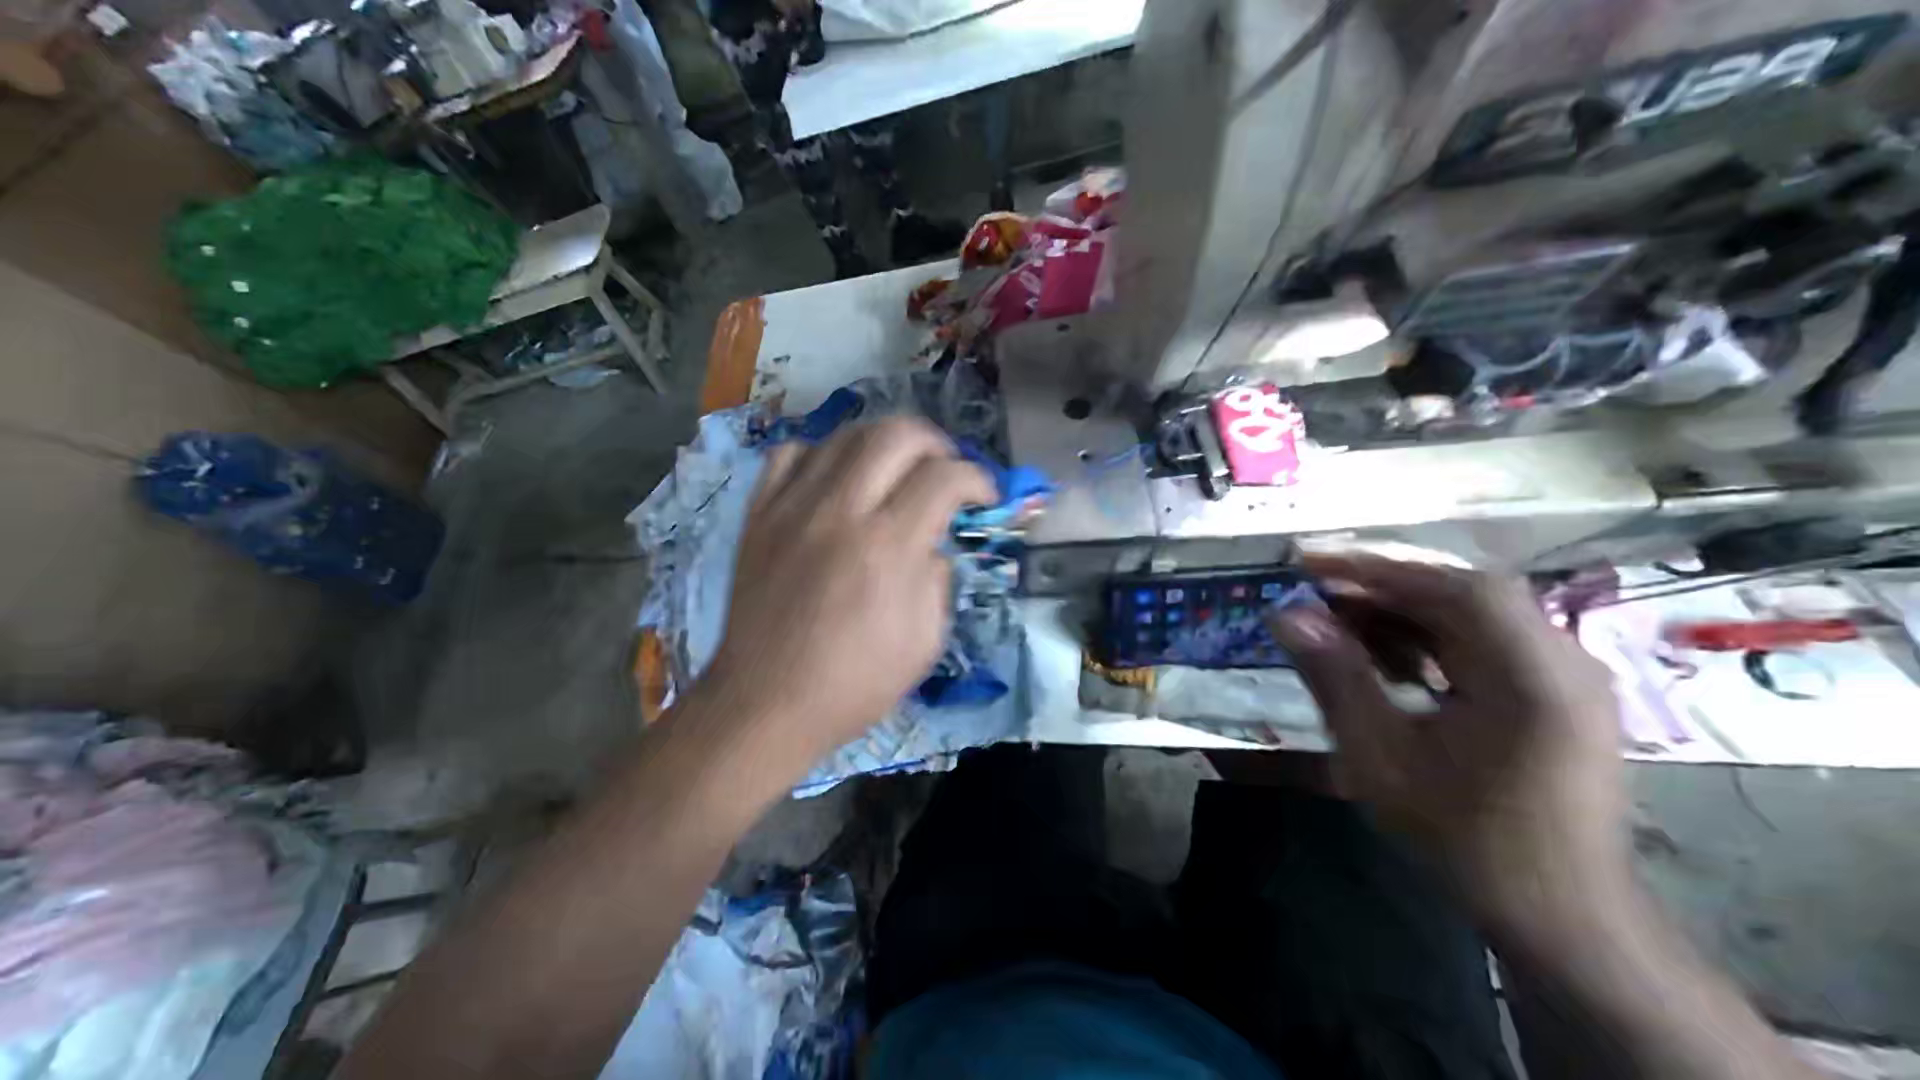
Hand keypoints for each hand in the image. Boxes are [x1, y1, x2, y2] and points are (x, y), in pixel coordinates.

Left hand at [698, 418, 995, 759]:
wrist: (765, 703)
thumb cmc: (853, 684)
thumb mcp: (924, 643)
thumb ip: (937, 579)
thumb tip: (930, 542)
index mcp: (889, 547)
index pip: (945, 477)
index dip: (977, 479)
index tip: (983, 496)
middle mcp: (841, 511)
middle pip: (897, 433)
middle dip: (936, 443)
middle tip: (944, 470)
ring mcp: (792, 506)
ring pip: (845, 433)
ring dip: (884, 443)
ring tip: (896, 468)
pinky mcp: (758, 514)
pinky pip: (791, 454)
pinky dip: (823, 455)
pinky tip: (835, 480)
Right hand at [1266, 553, 1630, 940]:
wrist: (1560, 915)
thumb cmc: (1464, 836)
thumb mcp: (1381, 757)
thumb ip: (1335, 676)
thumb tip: (1286, 614)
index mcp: (1531, 676)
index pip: (1452, 587)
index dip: (1376, 567)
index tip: (1310, 563)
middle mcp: (1563, 661)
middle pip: (1465, 595)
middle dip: (1385, 589)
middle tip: (1317, 596)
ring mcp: (1569, 678)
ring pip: (1477, 617)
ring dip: (1406, 613)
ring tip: (1343, 627)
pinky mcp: (1561, 696)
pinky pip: (1490, 644)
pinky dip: (1434, 639)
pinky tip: (1391, 662)